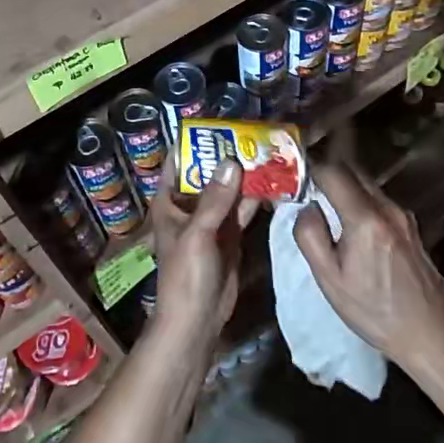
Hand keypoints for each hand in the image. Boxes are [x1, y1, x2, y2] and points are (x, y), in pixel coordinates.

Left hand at [149, 153, 261, 346]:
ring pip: (228, 192)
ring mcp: (210, 222)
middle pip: (207, 174)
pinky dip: (255, 199)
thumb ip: (215, 200)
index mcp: (169, 202)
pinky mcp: (230, 237)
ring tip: (269, 154)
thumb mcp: (198, 233)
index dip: (193, 144)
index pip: (177, 163)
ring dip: (244, 177)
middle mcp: (188, 207)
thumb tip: (231, 162)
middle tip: (253, 136)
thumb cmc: (186, 273)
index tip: (216, 125)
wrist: (197, 317)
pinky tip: (274, 185)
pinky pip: (242, 211)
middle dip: (226, 158)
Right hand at [292, 129, 443, 380]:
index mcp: (365, 219)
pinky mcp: (411, 227)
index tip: (293, 180)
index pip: (332, 172)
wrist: (432, 336)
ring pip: (366, 185)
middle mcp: (388, 209)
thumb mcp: (328, 278)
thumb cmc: (373, 310)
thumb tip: (306, 207)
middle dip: (325, 173)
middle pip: (352, 171)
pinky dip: (357, 201)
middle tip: (303, 189)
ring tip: (322, 208)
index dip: (309, 170)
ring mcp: (404, 217)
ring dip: (342, 188)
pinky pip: (377, 201)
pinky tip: (348, 226)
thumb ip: (309, 235)